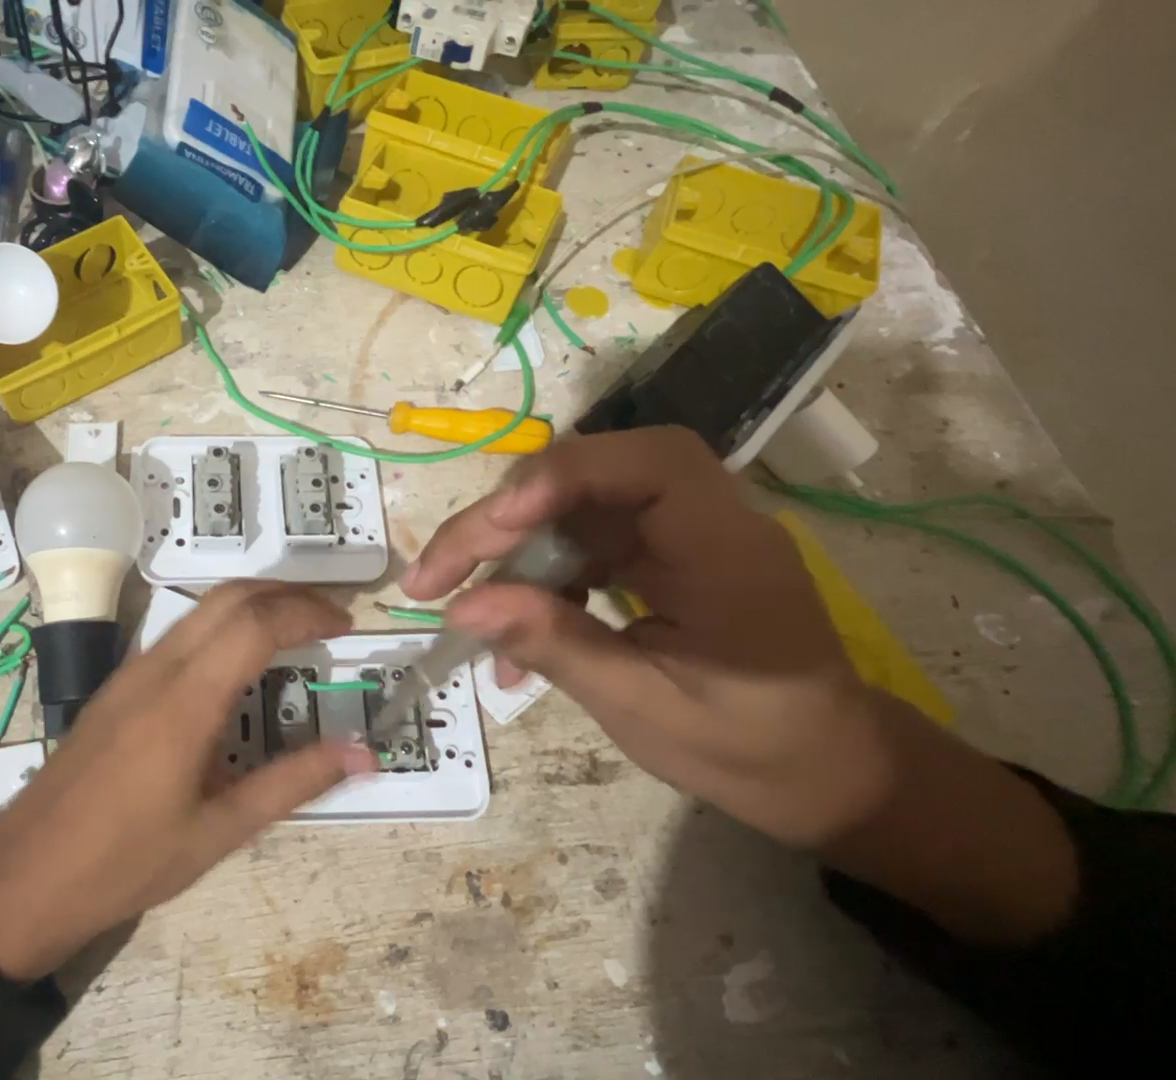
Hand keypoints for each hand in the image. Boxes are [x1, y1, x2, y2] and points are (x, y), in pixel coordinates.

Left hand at [0, 583, 375, 979]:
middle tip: (330, 617)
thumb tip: (364, 754)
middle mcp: (155, 669)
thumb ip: (293, 783)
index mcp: (184, 701)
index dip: (307, 613)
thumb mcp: (219, 830)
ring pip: (198, 611)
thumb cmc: (127, 861)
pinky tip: (237, 669)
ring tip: (295, 634)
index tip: (346, 627)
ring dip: (251, 606)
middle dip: (285, 594)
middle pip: (227, 598)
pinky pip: (176, 635)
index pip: (255, 625)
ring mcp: (128, 673)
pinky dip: (220, 628)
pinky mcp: (115, 688)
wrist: (27, 874)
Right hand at [405, 427, 1075, 944]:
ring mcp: (677, 537)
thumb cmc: (751, 750)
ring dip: (506, 551)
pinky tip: (509, 633)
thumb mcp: (644, 709)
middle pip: (589, 479)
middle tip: (433, 575)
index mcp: (728, 552)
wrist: (821, 774)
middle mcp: (705, 523)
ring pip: (572, 510)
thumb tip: (462, 607)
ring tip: (453, 604)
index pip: (652, 464)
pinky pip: (579, 545)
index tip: (495, 524)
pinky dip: (535, 580)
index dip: (565, 475)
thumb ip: (556, 646)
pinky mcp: (657, 557)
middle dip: (502, 520)